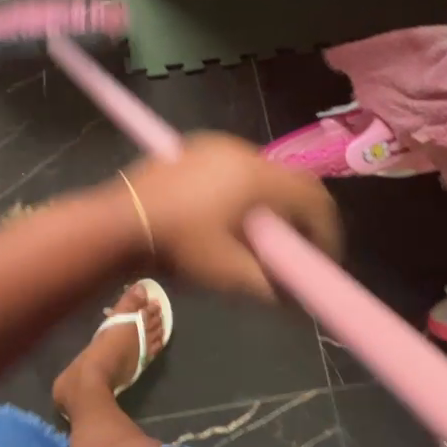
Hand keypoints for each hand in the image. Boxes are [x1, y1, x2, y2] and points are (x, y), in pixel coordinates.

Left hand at [119, 132, 343, 300]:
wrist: (120, 221)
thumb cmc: (180, 247)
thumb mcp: (233, 275)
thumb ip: (275, 287)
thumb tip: (300, 301)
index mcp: (257, 177)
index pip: (315, 197)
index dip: (327, 231)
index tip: (322, 262)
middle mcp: (240, 152)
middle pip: (290, 181)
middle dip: (299, 218)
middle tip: (292, 252)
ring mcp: (213, 145)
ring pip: (262, 172)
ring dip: (271, 203)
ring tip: (259, 238)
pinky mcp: (192, 147)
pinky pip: (234, 166)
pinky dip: (244, 190)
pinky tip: (227, 218)